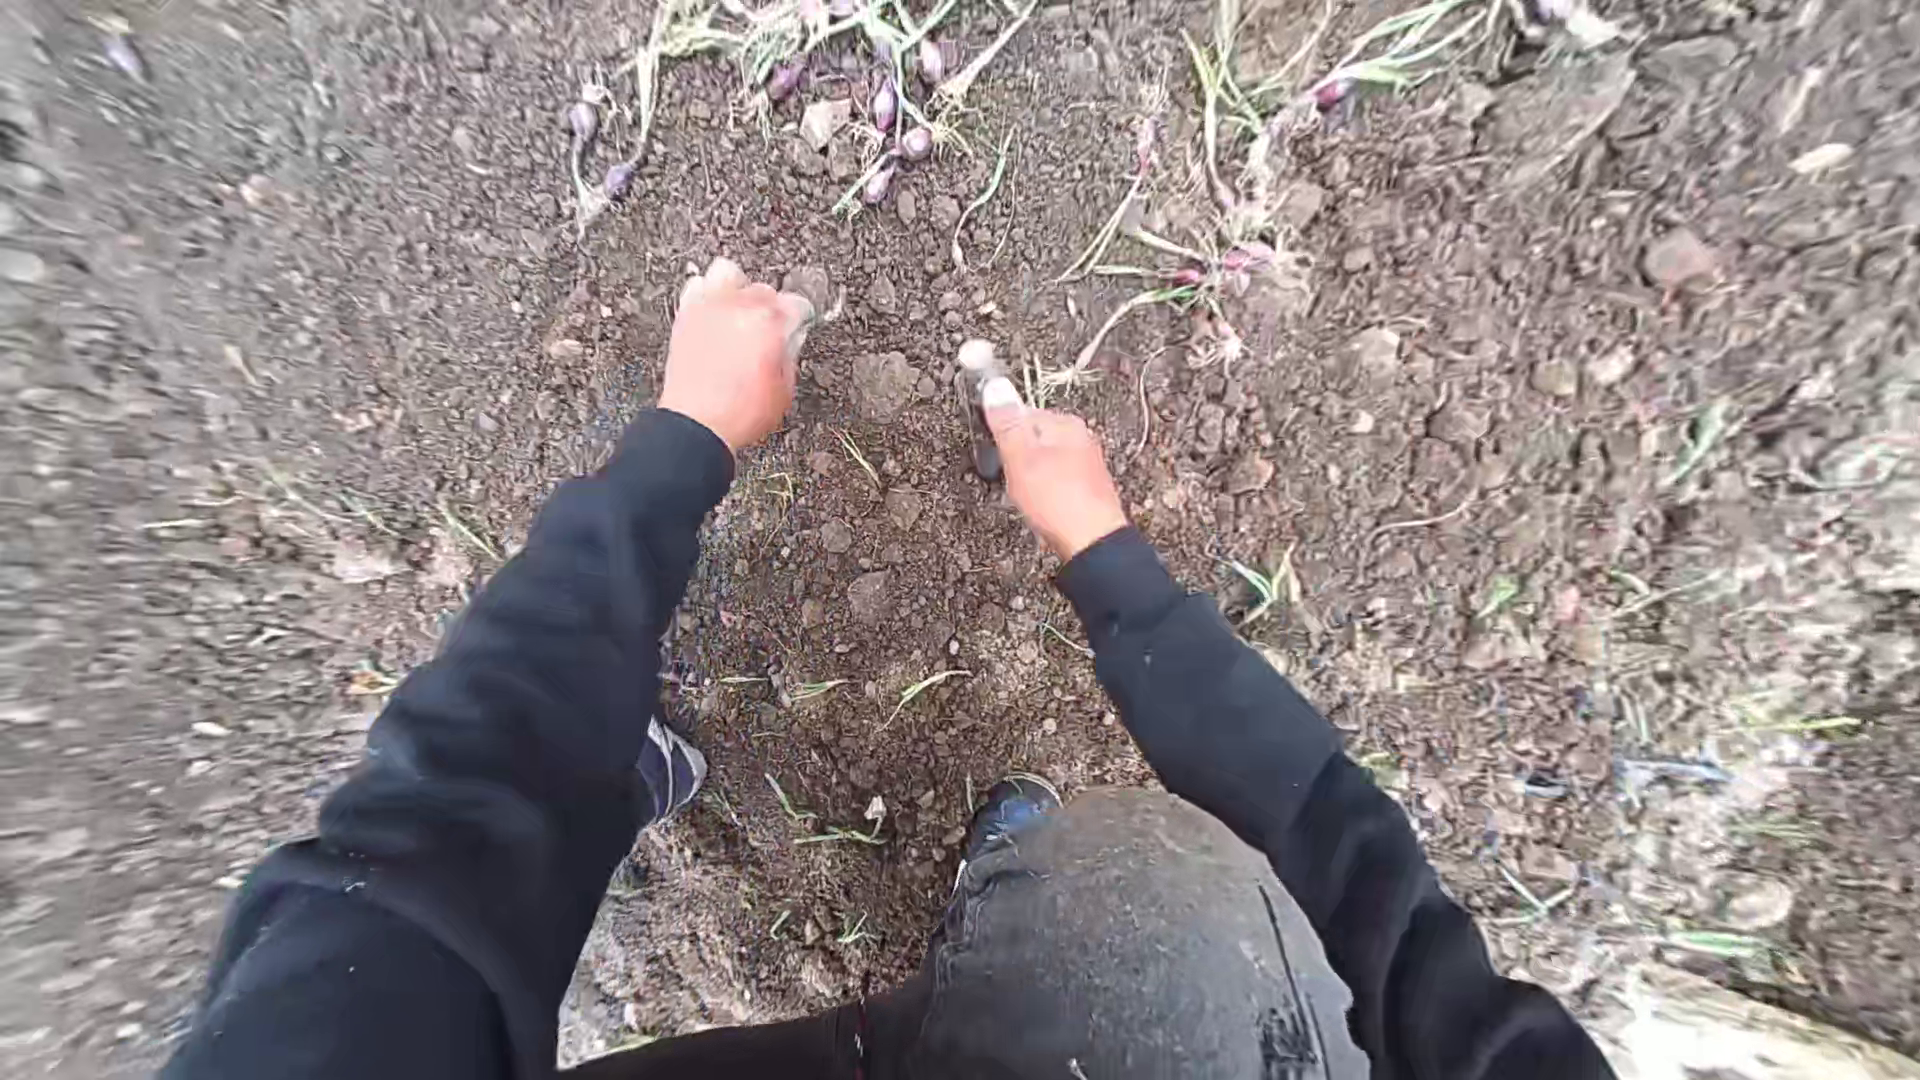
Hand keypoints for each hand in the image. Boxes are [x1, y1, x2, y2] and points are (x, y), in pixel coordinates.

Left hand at [658, 257, 813, 451]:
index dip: (801, 317)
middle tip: (772, 330)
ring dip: (740, 289)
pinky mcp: (687, 315)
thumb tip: (788, 340)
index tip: (800, 325)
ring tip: (742, 312)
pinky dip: (709, 294)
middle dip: (772, 307)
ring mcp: (710, 308)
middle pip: (765, 289)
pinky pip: (698, 285)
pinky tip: (717, 314)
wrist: (698, 423)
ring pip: (730, 273)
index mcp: (770, 323)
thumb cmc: (740, 412)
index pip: (796, 304)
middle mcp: (739, 307)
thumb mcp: (784, 390)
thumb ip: (789, 355)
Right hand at [981, 377, 1129, 560]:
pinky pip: (1056, 483)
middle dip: (1017, 459)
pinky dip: (1044, 493)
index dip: (1003, 436)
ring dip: (1030, 478)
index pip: (1023, 414)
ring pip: (1044, 463)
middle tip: (1013, 480)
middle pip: (1034, 440)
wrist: (1092, 543)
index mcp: (1066, 425)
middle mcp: (1081, 439)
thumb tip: (995, 387)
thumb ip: (1007, 423)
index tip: (997, 454)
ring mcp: (1086, 465)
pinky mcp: (1087, 490)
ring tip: (1028, 497)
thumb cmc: (1059, 501)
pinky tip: (1042, 507)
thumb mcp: (1020, 457)